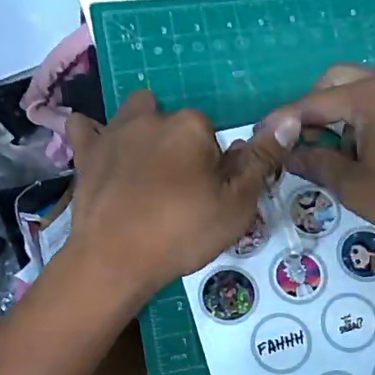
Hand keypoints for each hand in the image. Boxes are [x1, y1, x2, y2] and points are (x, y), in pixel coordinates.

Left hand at [54, 90, 293, 296]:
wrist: (117, 259)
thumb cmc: (184, 231)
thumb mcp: (237, 205)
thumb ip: (261, 161)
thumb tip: (288, 119)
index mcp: (192, 126)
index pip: (216, 137)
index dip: (219, 168)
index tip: (214, 197)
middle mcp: (152, 117)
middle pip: (177, 124)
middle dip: (183, 149)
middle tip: (184, 192)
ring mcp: (113, 132)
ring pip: (136, 115)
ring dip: (146, 133)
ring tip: (150, 172)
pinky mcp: (85, 154)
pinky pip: (86, 128)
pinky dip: (97, 136)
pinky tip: (106, 154)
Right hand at [260, 65, 374, 244]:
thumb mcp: (355, 186)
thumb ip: (317, 164)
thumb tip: (289, 154)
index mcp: (370, 95)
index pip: (313, 101)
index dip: (285, 121)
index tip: (263, 135)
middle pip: (335, 82)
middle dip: (313, 110)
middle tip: (303, 144)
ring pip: (359, 90)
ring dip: (338, 114)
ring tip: (334, 154)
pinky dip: (362, 119)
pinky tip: (362, 153)